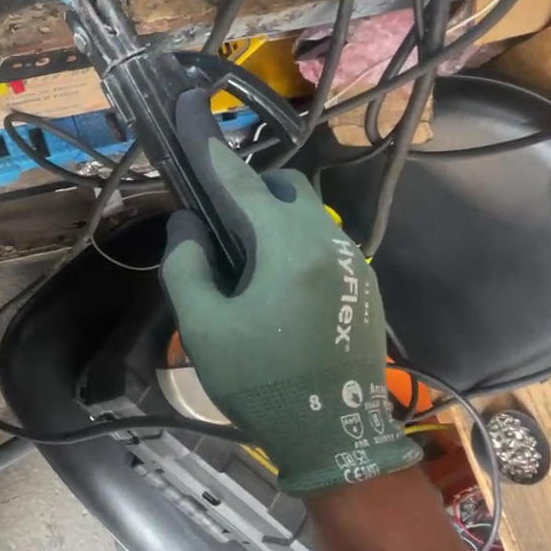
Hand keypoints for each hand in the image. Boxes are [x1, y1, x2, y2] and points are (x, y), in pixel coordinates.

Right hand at [158, 89, 419, 495]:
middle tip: (215, 223)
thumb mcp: (203, 326)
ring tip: (240, 262)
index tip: (194, 113)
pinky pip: (322, 244)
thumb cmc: (260, 381)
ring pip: (307, 216)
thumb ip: (187, 266)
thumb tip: (188, 226)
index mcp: (287, 247)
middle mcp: (327, 243)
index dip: (212, 151)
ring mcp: (353, 264)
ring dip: (271, 220)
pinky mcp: (363, 287)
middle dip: (249, 189)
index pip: (242, 184)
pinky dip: (291, 245)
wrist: (335, 438)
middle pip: (286, 189)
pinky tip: (272, 286)